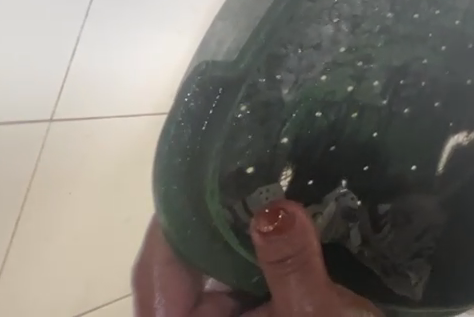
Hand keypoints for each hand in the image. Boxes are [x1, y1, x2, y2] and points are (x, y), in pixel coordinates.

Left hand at [134, 202, 382, 316]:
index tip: (201, 184)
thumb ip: (291, 262)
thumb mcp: (316, 314)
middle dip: (205, 228)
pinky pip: (236, 285)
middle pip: (177, 282)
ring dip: (235, 237)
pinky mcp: (256, 316)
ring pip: (210, 280)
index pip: (157, 289)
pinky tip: (283, 221)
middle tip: (241, 170)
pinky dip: (256, 252)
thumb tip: (273, 204)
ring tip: (264, 185)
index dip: (170, 239)